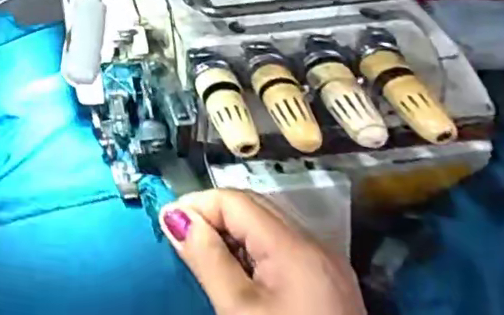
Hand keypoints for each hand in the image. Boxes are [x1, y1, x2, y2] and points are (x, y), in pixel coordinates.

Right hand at [161, 190, 364, 314]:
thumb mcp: (239, 310)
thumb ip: (205, 256)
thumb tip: (172, 214)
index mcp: (295, 248)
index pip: (231, 199)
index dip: (195, 207)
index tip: (171, 230)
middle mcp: (317, 248)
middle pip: (251, 206)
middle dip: (212, 217)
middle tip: (188, 245)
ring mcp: (330, 269)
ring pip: (267, 226)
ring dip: (232, 234)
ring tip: (213, 265)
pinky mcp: (333, 289)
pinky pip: (284, 249)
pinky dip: (255, 252)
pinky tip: (246, 281)